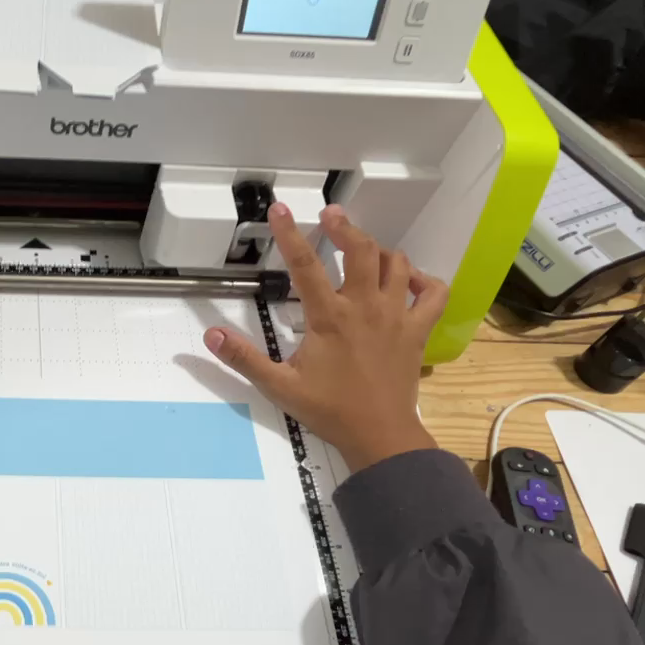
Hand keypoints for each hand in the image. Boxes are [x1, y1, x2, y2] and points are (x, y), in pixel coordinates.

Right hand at [203, 203, 447, 472]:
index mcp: (329, 318)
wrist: (379, 434)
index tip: (281, 209)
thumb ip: (243, 358)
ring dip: (379, 249)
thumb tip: (211, 335)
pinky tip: (408, 280)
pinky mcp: (418, 330)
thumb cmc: (328, 409)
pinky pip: (432, 293)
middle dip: (345, 227)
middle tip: (331, 215)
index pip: (306, 266)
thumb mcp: (278, 386)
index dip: (291, 234)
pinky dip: (423, 280)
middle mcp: (365, 307)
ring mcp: (397, 316)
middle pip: (362, 250)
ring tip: (363, 247)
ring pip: (397, 264)